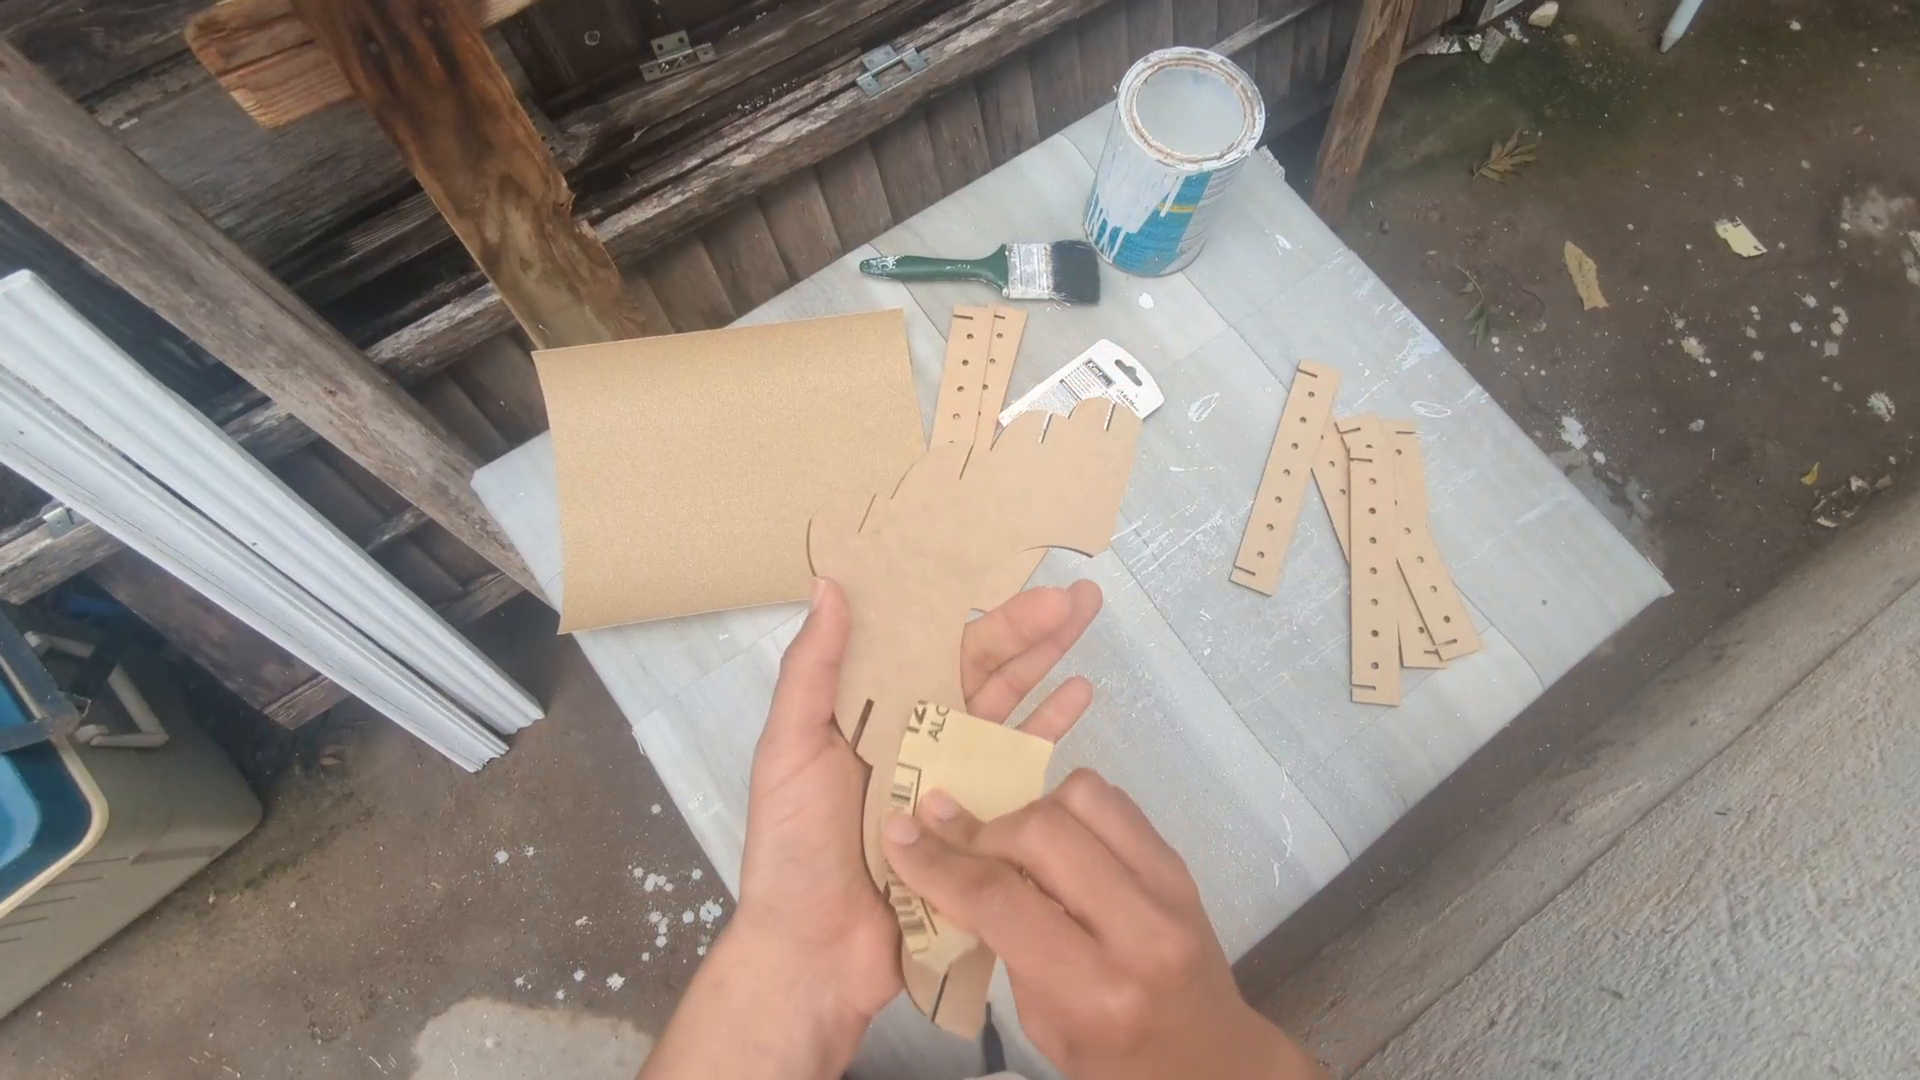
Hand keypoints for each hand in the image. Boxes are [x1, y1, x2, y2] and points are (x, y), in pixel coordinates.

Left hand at [690, 575, 1102, 1074]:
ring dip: (1046, 659)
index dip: (970, 608)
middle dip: (1027, 625)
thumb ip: (811, 670)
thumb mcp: (788, 749)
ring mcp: (954, 771)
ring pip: (1007, 701)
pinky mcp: (980, 815)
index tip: (1003, 573)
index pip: (930, 643)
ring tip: (1086, 619)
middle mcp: (919, 728)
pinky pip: (1019, 762)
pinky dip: (1049, 725)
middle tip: (1074, 594)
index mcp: (875, 707)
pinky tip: (1079, 692)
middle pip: (981, 665)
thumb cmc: (794, 845)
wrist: (815, 954)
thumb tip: (830, 582)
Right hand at [883, 770, 1325, 1079]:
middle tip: (965, 842)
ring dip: (1034, 810)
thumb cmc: (1109, 1055)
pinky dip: (1071, 804)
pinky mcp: (1179, 859)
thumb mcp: (1040, 1019)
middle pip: (1041, 832)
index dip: (939, 861)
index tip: (900, 832)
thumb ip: (1001, 934)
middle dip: (986, 830)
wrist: (1209, 1056)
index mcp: (1094, 992)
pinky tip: (1061, 837)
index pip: (1001, 901)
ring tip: (1020, 843)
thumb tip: (947, 851)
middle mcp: (1139, 931)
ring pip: (1081, 794)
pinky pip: (1112, 797)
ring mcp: (1169, 887)